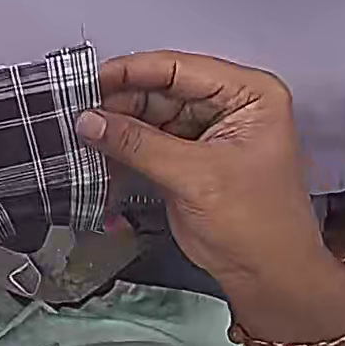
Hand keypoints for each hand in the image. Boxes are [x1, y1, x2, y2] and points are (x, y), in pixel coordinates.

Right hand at [77, 51, 344, 340]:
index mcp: (248, 94)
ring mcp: (206, 131)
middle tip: (78, 109)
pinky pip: (148, 141)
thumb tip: (87, 120)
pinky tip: (96, 147)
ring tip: (81, 129)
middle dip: (121, 101)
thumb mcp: (195, 176)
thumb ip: (138, 144)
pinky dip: (124, 146)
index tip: (91, 80)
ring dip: (118, 124)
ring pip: (151, 115)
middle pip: (162, 90)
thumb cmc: (252, 223)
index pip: (182, 69)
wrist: (266, 276)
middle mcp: (228, 105)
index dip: (133, 71)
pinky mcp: (187, 158)